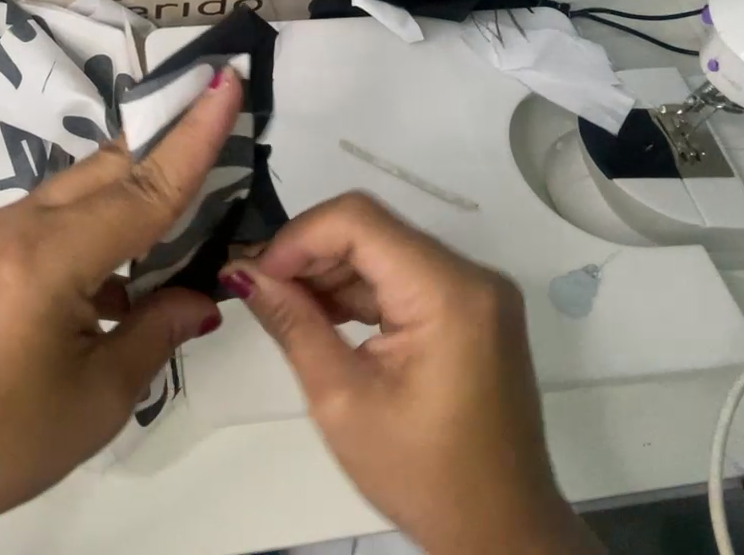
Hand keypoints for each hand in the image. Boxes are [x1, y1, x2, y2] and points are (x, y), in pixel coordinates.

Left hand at [0, 70, 241, 554]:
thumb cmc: (0, 443)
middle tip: (222, 130)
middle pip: (111, 168)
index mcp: (50, 256)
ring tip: (185, 207)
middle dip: (167, 147)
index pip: (145, 187)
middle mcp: (19, 224)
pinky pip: (57, 215)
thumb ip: (157, 331)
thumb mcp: (98, 397)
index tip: (226, 80)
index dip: (195, 135)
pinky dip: (100, 222)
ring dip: (134, 187)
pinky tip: (123, 270)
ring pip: (82, 186)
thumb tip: (202, 297)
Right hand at [221, 193, 600, 554]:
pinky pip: (403, 274)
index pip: (358, 220)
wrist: (502, 534)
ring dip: (330, 271)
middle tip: (261, 292)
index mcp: (448, 293)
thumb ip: (292, 323)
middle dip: (309, 254)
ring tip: (286, 309)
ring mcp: (475, 289)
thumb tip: (240, 271)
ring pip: (383, 247)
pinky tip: (324, 318)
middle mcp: (470, 275)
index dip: (299, 237)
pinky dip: (359, 289)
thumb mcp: (341, 401)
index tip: (258, 275)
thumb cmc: (422, 476)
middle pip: (371, 229)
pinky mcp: (471, 307)